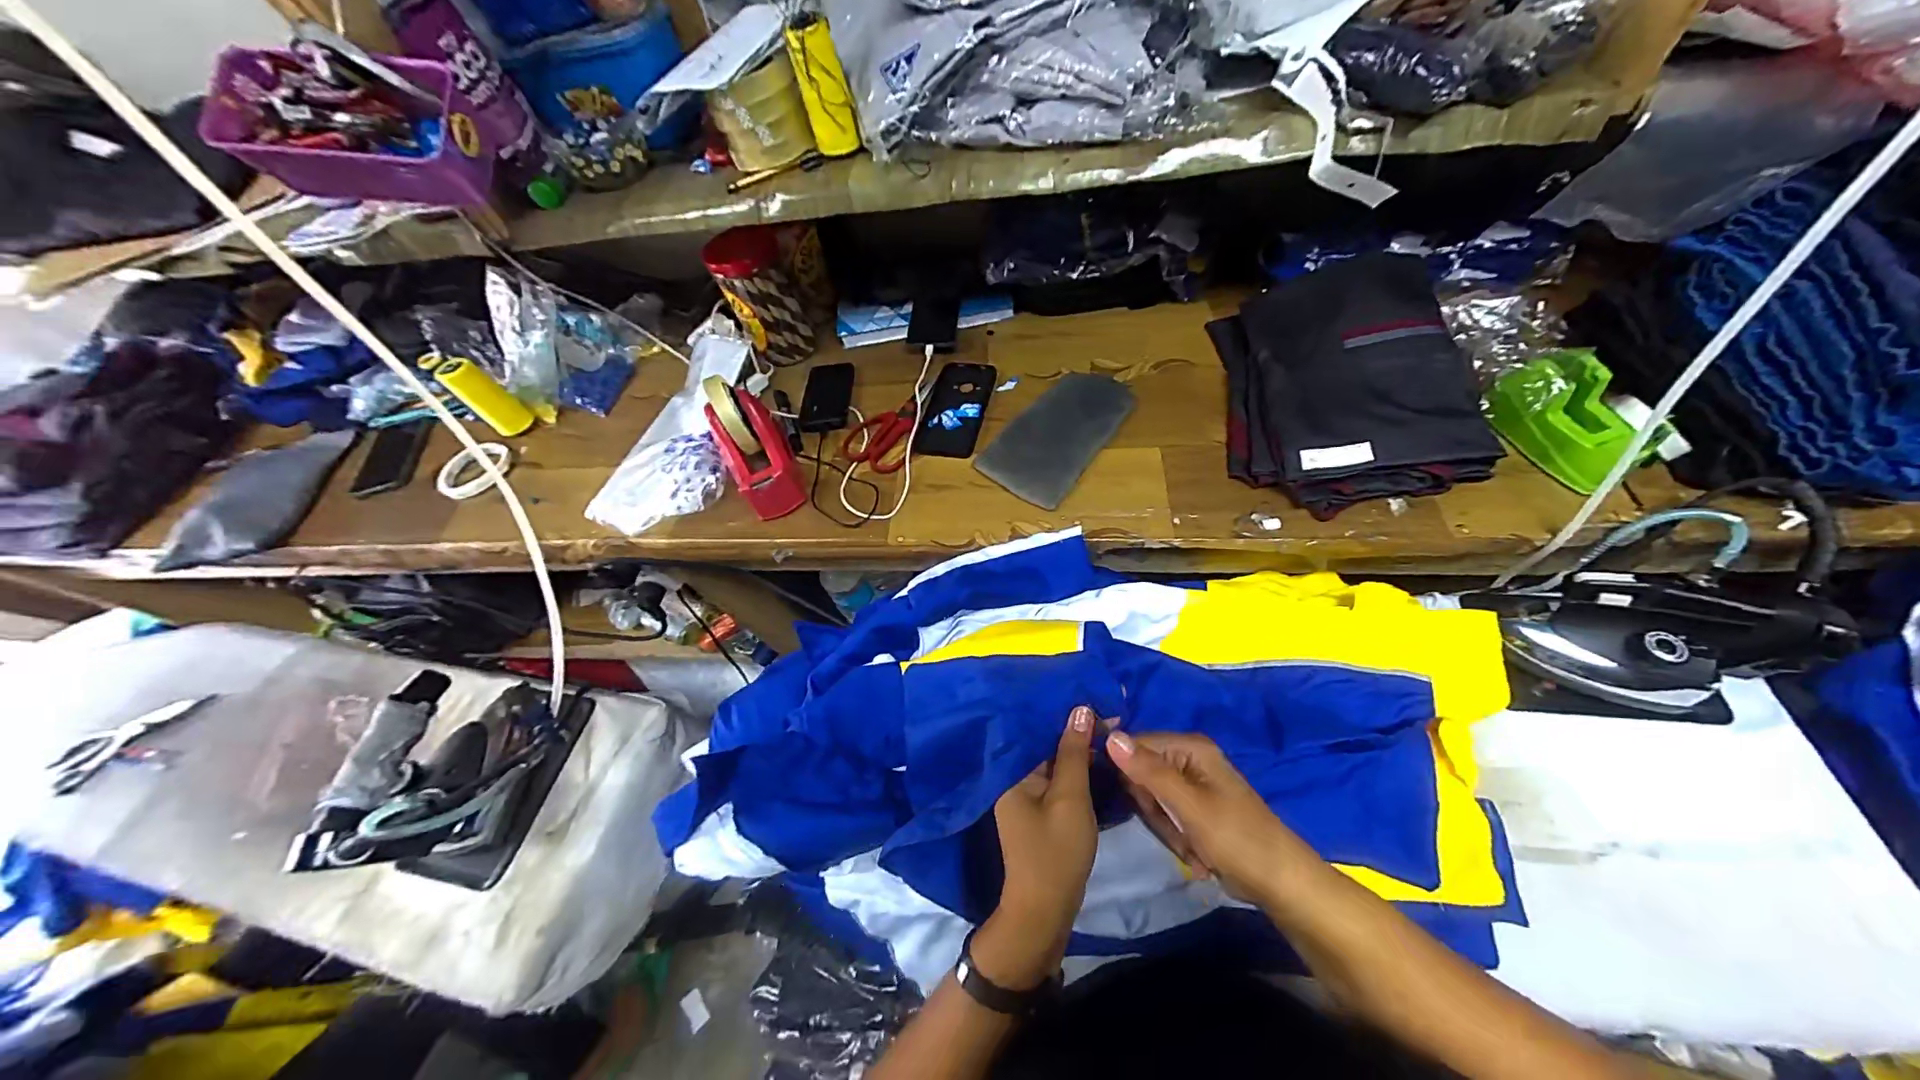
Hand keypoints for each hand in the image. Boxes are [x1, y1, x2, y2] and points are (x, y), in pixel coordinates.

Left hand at [974, 706, 1099, 989]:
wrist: (1045, 912)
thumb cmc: (1056, 852)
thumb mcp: (1070, 798)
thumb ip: (1074, 754)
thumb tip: (1080, 709)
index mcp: (1010, 773)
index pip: (1038, 732)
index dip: (1068, 718)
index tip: (1100, 703)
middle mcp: (1013, 781)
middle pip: (1045, 747)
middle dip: (1075, 733)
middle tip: (1111, 717)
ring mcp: (1025, 800)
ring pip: (1054, 766)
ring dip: (1078, 753)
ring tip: (1109, 733)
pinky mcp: (1038, 815)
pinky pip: (1057, 784)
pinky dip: (1076, 774)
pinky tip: (1098, 764)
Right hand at [1106, 731, 1302, 906]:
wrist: (1278, 882)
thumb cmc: (1237, 839)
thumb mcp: (1189, 806)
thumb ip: (1149, 771)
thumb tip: (1110, 737)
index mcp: (1191, 747)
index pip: (1133, 746)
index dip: (1129, 775)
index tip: (1143, 803)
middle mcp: (1189, 758)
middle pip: (1140, 775)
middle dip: (1153, 809)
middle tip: (1177, 828)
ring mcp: (1192, 785)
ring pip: (1150, 801)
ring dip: (1165, 828)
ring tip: (1190, 844)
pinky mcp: (1194, 809)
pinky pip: (1165, 817)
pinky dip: (1176, 837)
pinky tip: (1196, 852)